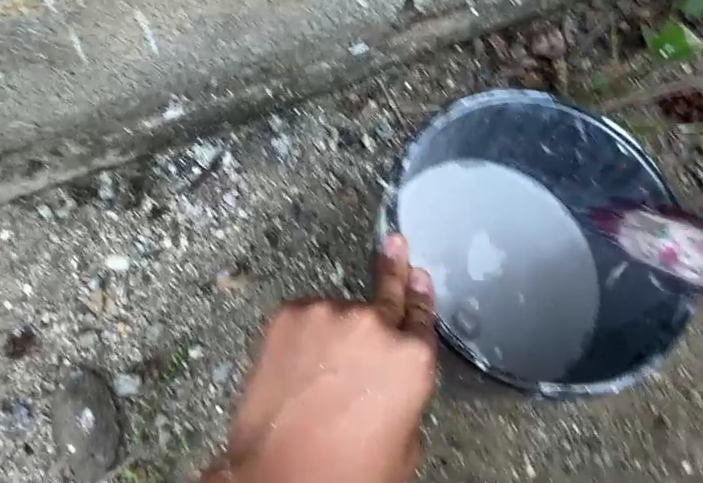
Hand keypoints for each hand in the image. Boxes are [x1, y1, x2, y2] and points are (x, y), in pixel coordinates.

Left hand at [203, 233, 438, 482]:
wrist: (281, 475)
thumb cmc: (348, 472)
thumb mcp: (402, 442)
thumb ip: (403, 391)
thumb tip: (387, 372)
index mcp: (412, 359)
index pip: (421, 315)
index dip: (420, 295)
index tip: (417, 273)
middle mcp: (374, 324)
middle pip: (386, 291)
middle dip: (393, 266)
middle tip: (395, 243)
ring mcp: (328, 312)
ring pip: (336, 313)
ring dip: (333, 331)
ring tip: (316, 376)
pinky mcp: (289, 312)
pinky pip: (304, 317)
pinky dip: (302, 335)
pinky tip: (296, 368)